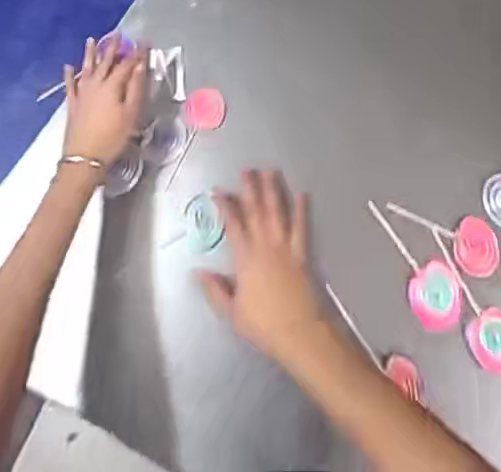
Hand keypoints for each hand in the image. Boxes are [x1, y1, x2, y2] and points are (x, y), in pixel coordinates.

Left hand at [61, 34, 148, 164]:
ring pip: (87, 68)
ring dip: (90, 54)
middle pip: (106, 62)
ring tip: (91, 40)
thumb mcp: (131, 113)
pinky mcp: (73, 104)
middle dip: (113, 47)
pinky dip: (70, 75)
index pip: (127, 64)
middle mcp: (96, 84)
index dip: (137, 53)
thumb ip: (135, 88)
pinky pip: (70, 85)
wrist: (84, 158)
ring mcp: (82, 93)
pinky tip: (68, 67)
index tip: (144, 42)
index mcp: (113, 86)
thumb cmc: (113, 137)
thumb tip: (139, 66)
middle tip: (118, 33)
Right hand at [197, 169, 323, 366]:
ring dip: (273, 191)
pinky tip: (302, 194)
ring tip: (270, 171)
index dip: (225, 205)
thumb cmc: (263, 324)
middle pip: (256, 211)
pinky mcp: (302, 253)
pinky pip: (301, 227)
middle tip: (247, 169)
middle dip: (250, 189)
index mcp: (245, 259)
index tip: (218, 190)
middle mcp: (264, 246)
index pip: (233, 225)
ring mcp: (285, 247)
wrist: (299, 332)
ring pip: (277, 213)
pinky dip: (301, 210)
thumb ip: (215, 290)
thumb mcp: (232, 312)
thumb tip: (198, 270)